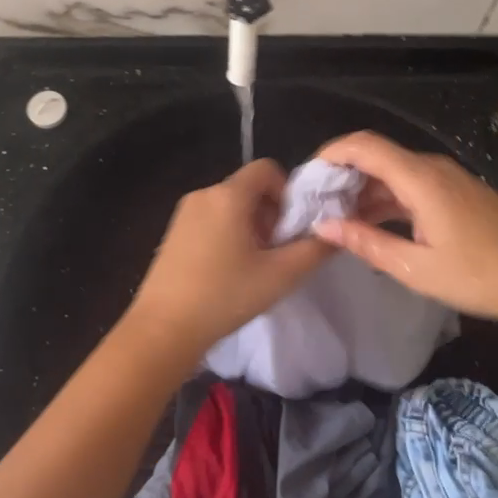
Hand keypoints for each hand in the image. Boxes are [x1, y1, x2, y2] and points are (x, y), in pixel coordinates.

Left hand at [122, 159, 332, 358]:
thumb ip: (314, 250)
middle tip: (276, 251)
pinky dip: (227, 234)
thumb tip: (334, 233)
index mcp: (228, 195)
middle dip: (270, 213)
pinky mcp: (173, 232)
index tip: (291, 227)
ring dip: (250, 226)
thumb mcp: (280, 275)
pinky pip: (210, 219)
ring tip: (254, 265)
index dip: (287, 191)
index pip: (266, 168)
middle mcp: (204, 194)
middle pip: (248, 188)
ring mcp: (184, 212)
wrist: (163, 329)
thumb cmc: (224, 296)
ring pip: (229, 205)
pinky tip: (228, 271)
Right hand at [311, 131, 497, 330]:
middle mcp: (433, 169)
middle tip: (315, 204)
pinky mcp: (460, 194)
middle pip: (377, 156)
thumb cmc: (482, 276)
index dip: (331, 153)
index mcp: (421, 179)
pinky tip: (375, 224)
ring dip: (365, 189)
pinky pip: (413, 184)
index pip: (364, 145)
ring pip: (395, 172)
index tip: (306, 178)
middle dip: (342, 175)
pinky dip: (388, 198)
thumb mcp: (417, 268)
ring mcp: (450, 180)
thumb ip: (367, 243)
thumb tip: (324, 226)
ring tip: (338, 218)